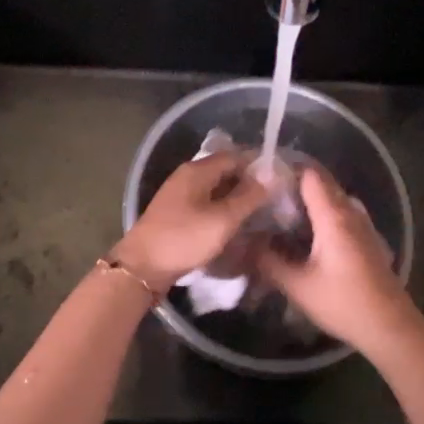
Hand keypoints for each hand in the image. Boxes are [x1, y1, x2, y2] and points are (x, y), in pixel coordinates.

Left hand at [111, 153, 268, 292]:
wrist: (143, 266)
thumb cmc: (184, 239)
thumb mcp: (222, 219)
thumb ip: (248, 197)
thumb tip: (272, 175)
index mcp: (198, 170)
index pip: (235, 156)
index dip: (258, 165)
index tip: (280, 181)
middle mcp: (188, 176)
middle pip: (225, 171)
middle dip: (249, 183)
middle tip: (274, 200)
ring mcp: (180, 194)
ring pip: (216, 189)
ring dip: (236, 198)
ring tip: (260, 213)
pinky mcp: (177, 213)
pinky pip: (206, 203)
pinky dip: (222, 209)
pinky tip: (236, 225)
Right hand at [257, 167, 418, 353]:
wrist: (391, 327)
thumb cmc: (344, 303)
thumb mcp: (299, 287)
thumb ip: (269, 262)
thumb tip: (244, 244)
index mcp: (333, 215)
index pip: (309, 173)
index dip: (285, 170)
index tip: (262, 178)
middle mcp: (350, 211)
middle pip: (321, 182)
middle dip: (293, 185)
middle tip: (264, 197)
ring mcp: (362, 223)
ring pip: (332, 198)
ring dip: (308, 200)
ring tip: (280, 214)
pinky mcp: (367, 238)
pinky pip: (341, 212)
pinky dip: (322, 214)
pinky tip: (306, 235)